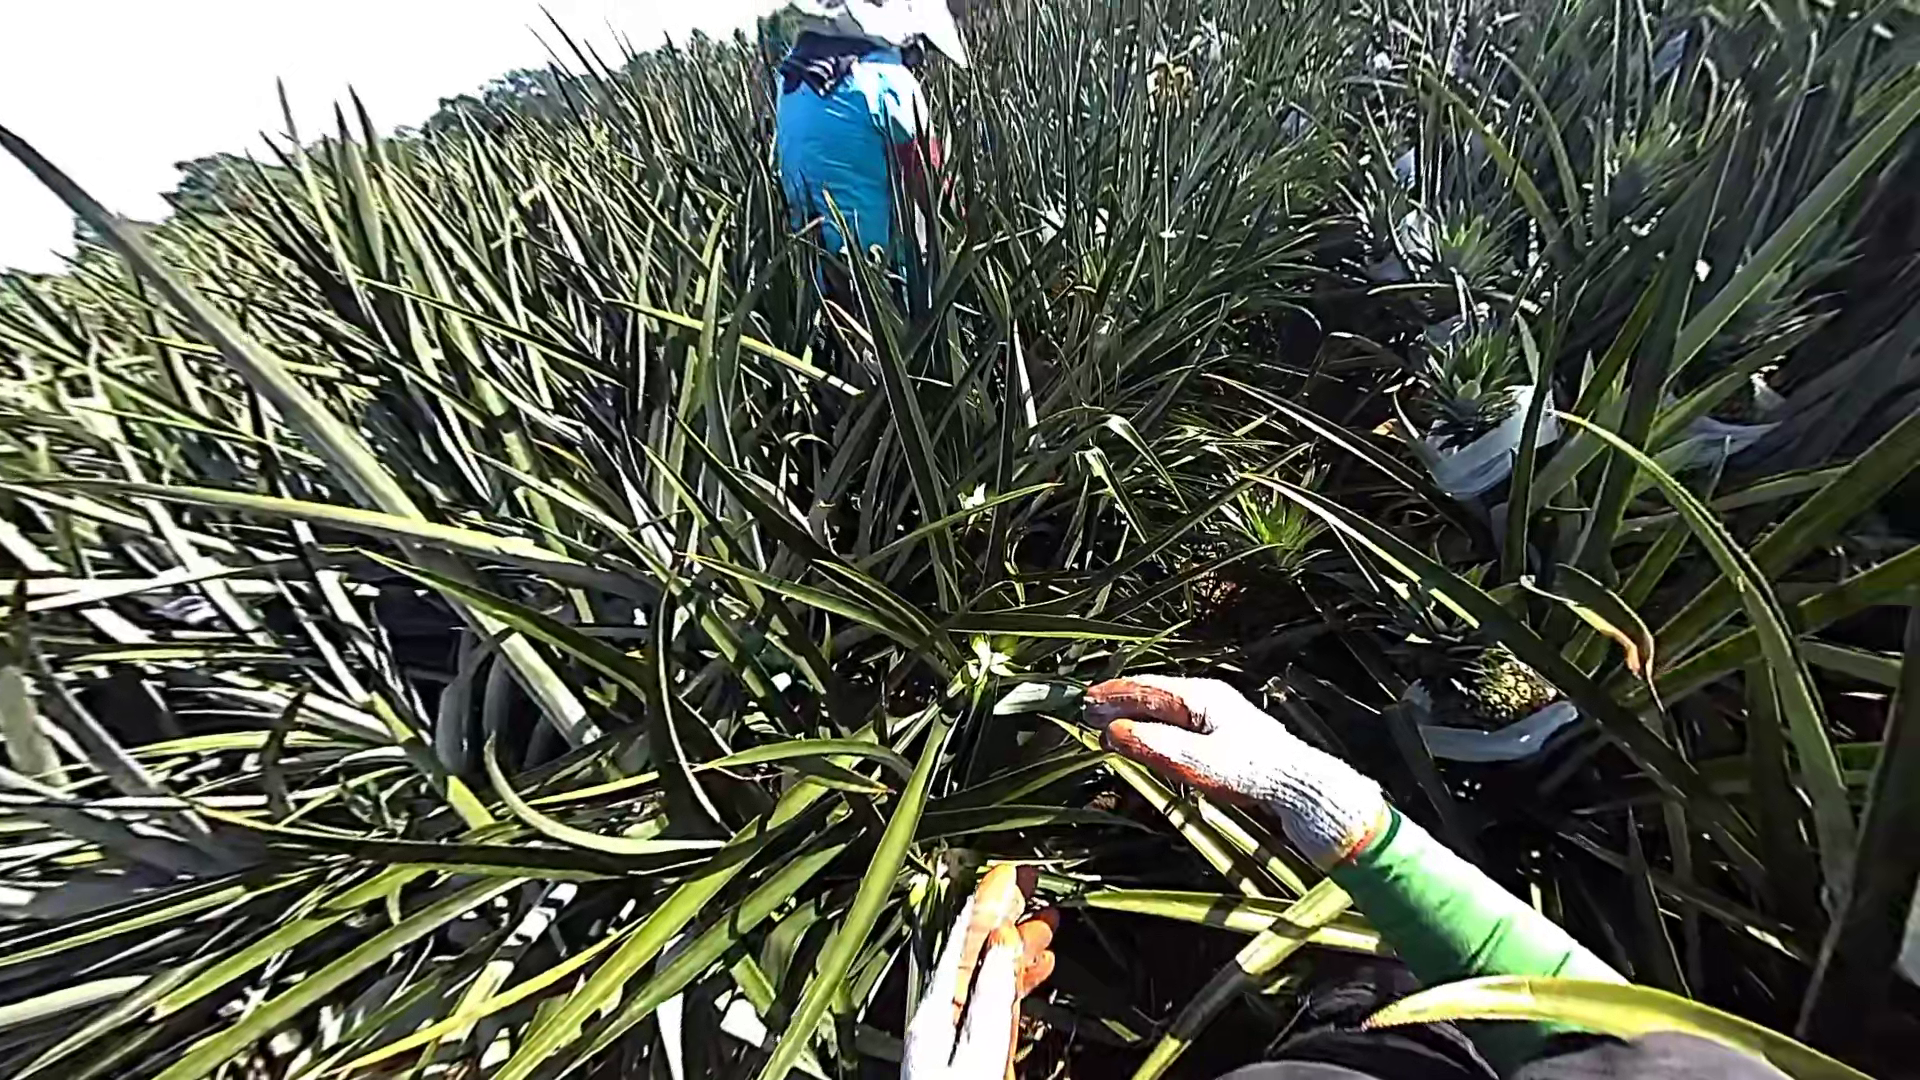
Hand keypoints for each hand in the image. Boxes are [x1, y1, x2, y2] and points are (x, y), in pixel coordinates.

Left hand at [902, 865, 1056, 1079]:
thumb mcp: (973, 1053)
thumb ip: (988, 997)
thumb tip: (1004, 937)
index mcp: (936, 1007)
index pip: (965, 937)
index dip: (988, 900)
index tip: (1009, 871)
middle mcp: (948, 1012)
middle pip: (981, 946)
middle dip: (1008, 909)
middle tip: (1032, 878)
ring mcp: (965, 1029)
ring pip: (996, 970)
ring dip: (1022, 939)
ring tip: (1050, 916)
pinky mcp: (982, 1051)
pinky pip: (1004, 1002)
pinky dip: (1023, 977)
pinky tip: (1041, 964)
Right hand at [1085, 675, 1388, 866]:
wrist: (1301, 787)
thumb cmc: (1251, 771)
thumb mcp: (1198, 761)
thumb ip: (1154, 745)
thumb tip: (1114, 731)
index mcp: (1199, 696)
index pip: (1146, 689)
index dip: (1114, 694)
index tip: (1086, 699)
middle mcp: (1204, 697)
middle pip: (1152, 694)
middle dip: (1119, 701)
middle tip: (1089, 710)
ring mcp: (1213, 712)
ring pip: (1162, 706)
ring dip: (1133, 714)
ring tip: (1107, 723)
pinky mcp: (1219, 730)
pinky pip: (1174, 719)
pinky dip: (1150, 724)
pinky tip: (1142, 735)